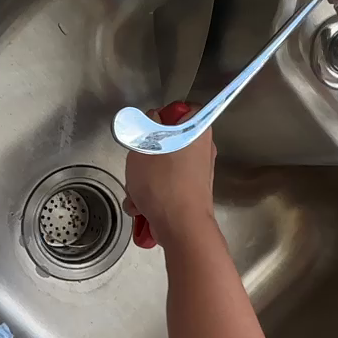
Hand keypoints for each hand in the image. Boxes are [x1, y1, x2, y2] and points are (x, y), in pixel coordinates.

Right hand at [125, 101, 217, 247]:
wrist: (180, 226)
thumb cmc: (163, 183)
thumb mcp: (143, 147)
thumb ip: (144, 126)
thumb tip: (150, 120)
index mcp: (197, 131)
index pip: (184, 110)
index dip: (163, 116)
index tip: (147, 128)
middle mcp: (202, 150)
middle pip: (168, 142)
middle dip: (146, 155)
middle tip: (136, 164)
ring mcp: (197, 174)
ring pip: (163, 167)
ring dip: (143, 179)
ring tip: (136, 191)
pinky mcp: (190, 194)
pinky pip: (165, 186)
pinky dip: (151, 195)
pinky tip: (140, 206)